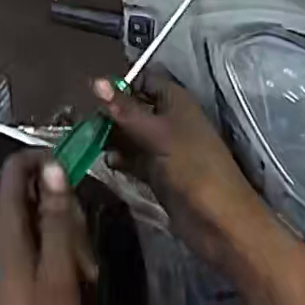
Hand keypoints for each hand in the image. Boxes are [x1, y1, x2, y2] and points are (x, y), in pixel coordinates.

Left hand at [0, 150, 94, 304]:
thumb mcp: (57, 268)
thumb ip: (55, 214)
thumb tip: (54, 164)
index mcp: (6, 223)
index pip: (16, 167)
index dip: (43, 159)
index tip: (75, 170)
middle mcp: (3, 231)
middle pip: (31, 194)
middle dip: (63, 207)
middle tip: (85, 239)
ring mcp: (8, 254)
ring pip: (39, 221)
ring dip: (66, 235)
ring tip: (86, 269)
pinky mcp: (17, 275)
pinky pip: (39, 246)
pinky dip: (60, 254)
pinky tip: (78, 279)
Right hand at [96, 68, 259, 251]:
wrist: (222, 225)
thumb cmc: (193, 167)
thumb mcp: (156, 133)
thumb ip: (123, 109)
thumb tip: (94, 81)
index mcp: (174, 100)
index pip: (142, 78)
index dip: (119, 82)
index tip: (92, 90)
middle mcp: (167, 119)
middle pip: (131, 106)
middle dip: (109, 111)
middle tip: (82, 116)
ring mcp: (162, 147)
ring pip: (129, 133)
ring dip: (111, 136)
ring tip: (90, 139)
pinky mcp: (157, 172)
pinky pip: (132, 157)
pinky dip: (119, 157)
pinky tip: (109, 162)